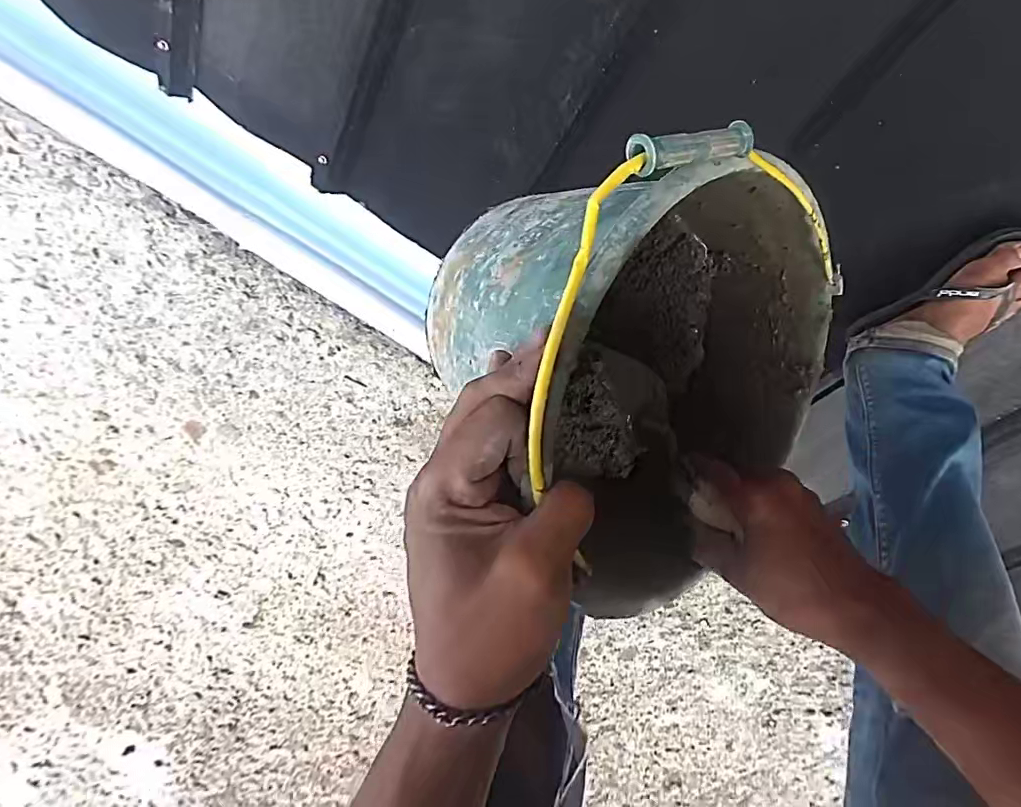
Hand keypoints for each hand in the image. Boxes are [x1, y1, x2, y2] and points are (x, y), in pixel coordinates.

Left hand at [405, 338, 593, 708]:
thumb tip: (579, 477)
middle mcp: (441, 477)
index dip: (533, 400)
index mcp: (445, 490)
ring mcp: (453, 487)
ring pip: (479, 414)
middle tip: (562, 334)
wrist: (466, 684)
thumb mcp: (534, 572)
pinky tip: (524, 387)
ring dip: (513, 380)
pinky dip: (511, 407)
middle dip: (520, 369)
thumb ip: (562, 509)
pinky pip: (490, 437)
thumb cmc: (494, 631)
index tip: (575, 375)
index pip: (491, 420)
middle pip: (478, 403)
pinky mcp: (471, 498)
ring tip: (547, 350)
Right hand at [688, 459, 892, 648]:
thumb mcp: (741, 574)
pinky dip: (764, 501)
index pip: (717, 469)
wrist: (852, 600)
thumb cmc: (791, 589)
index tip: (681, 467)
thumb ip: (711, 547)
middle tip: (701, 499)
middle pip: (740, 472)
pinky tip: (758, 524)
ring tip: (728, 515)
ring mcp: (800, 491)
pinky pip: (779, 492)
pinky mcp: (814, 504)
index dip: (696, 466)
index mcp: (756, 495)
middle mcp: (779, 483)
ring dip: (744, 492)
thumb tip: (693, 532)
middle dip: (721, 482)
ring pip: (761, 482)